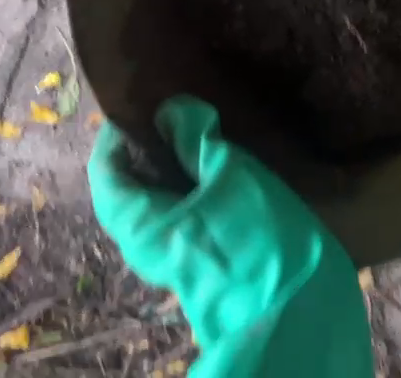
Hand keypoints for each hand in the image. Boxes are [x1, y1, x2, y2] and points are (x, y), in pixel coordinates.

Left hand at [88, 97, 373, 376]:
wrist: (293, 302)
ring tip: (209, 128)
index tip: (150, 99)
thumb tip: (170, 110)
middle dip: (152, 145)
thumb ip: (198, 139)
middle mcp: (144, 242)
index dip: (121, 132)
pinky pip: (183, 211)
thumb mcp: (231, 172)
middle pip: (132, 186)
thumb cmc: (254, 232)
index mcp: (138, 222)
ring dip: (177, 163)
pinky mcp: (201, 257)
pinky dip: (194, 183)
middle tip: (185, 108)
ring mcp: (172, 254)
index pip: (107, 171)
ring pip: (160, 199)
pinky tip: (226, 165)